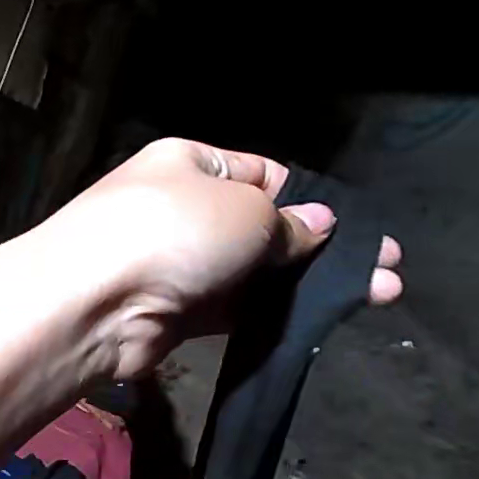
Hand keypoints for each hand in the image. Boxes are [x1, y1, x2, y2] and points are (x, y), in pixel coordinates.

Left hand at [0, 138, 401, 478]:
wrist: (94, 301)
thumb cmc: (174, 229)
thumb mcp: (244, 211)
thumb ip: (287, 223)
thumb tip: (320, 224)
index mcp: (191, 162)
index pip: (260, 173)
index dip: (306, 198)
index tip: (352, 225)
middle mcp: (184, 207)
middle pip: (262, 224)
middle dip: (320, 244)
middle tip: (385, 266)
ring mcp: (180, 260)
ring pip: (254, 269)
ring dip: (307, 281)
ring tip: (376, 293)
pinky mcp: (179, 309)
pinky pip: (235, 305)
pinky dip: (274, 310)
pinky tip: (323, 316)